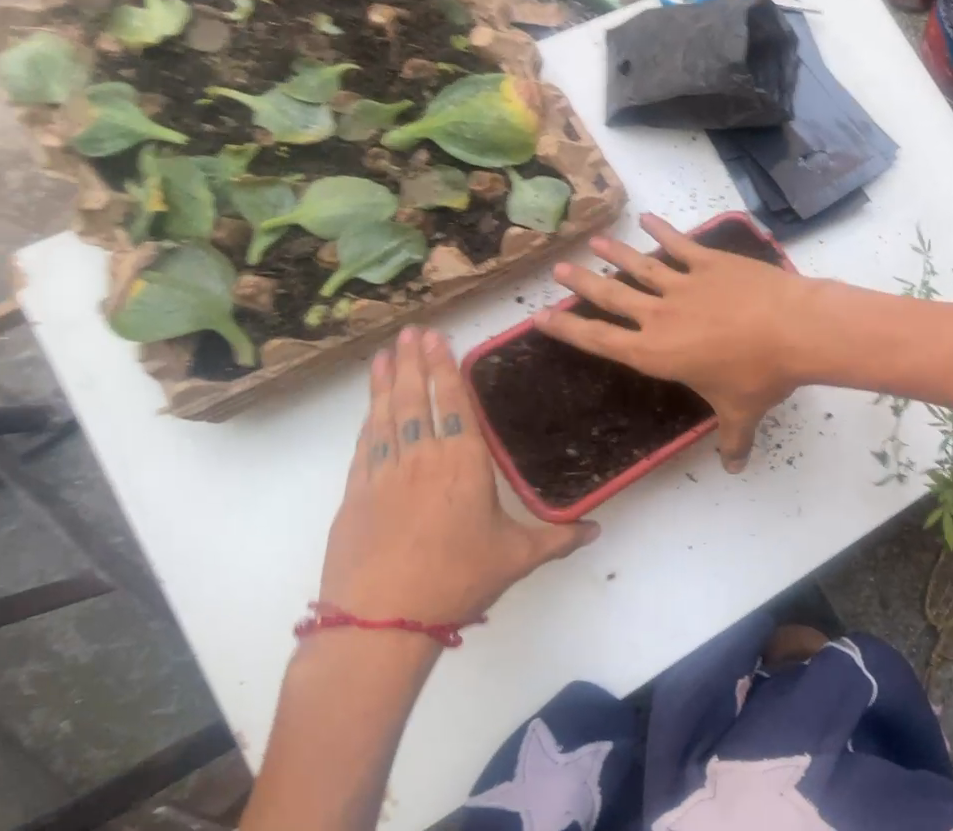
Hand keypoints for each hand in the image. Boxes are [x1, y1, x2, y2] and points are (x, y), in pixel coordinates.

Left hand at [320, 326, 598, 622]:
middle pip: (415, 400)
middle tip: (411, 331)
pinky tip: (369, 410)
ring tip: (384, 354)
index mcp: (464, 464)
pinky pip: (364, 446)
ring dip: (384, 383)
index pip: (454, 405)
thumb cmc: (458, 579)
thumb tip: (597, 529)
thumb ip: (558, 538)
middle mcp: (421, 459)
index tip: (439, 340)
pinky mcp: (355, 497)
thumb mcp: (518, 558)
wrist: (380, 621)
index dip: (446, 370)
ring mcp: (382, 475)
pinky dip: (367, 421)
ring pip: (384, 417)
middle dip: (413, 363)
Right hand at [534, 213, 814, 471]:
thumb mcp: (741, 413)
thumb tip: (734, 468)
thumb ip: (733, 440)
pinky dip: (663, 230)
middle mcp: (660, 315)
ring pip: (640, 266)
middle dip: (583, 283)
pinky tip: (648, 218)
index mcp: (655, 353)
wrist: (794, 329)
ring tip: (594, 243)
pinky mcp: (712, 262)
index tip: (541, 317)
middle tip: (558, 269)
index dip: (568, 329)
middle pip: (611, 297)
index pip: (600, 341)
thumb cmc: (760, 375)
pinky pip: (680, 243)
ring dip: (616, 254)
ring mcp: (685, 284)